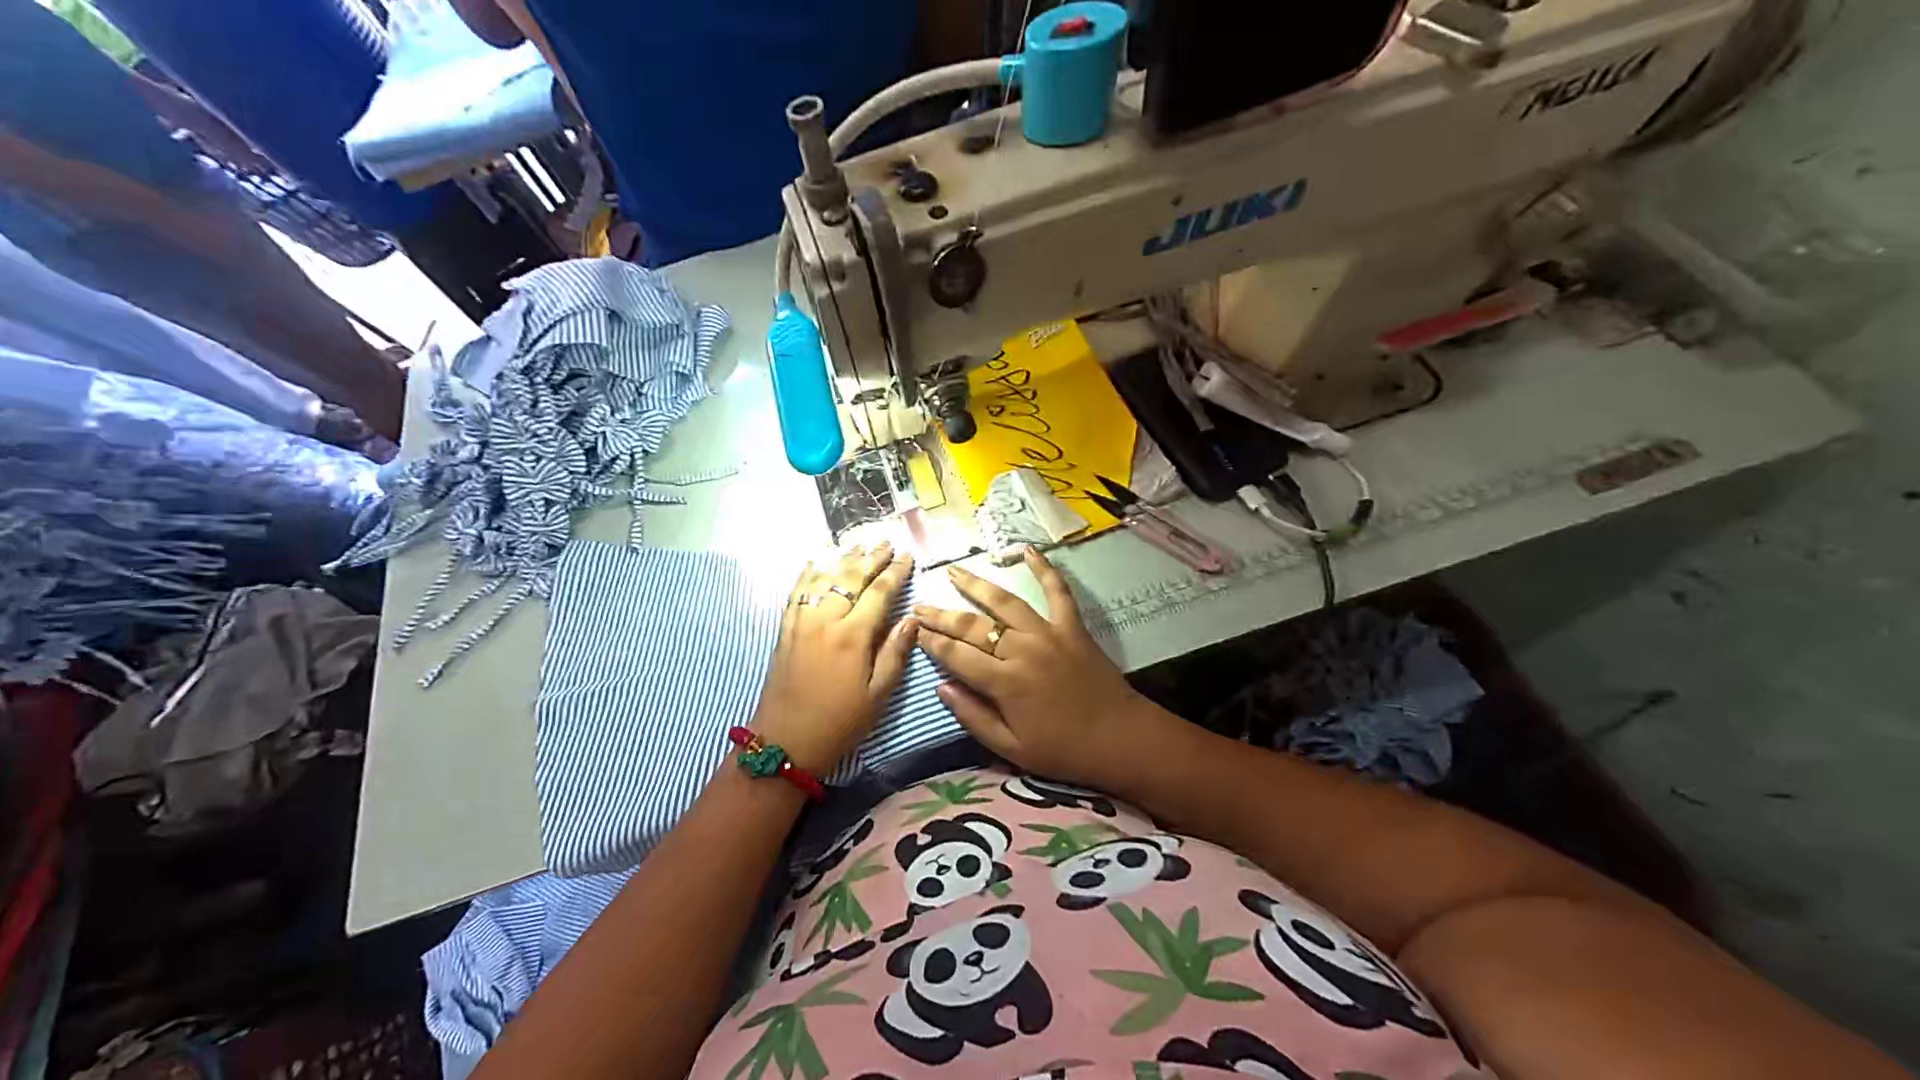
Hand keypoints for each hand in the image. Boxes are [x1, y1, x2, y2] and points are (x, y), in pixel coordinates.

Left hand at [751, 543, 916, 772]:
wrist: (785, 741)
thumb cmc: (840, 722)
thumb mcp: (878, 695)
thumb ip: (895, 653)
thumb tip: (913, 619)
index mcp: (853, 636)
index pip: (879, 593)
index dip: (896, 572)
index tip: (909, 556)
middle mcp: (826, 620)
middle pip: (851, 578)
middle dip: (871, 558)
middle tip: (886, 542)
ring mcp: (801, 622)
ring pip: (823, 579)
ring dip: (842, 560)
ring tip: (858, 545)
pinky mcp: (785, 631)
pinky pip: (796, 593)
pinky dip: (807, 575)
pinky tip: (814, 563)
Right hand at [914, 547, 1171, 788]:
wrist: (1120, 738)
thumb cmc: (1062, 750)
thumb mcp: (1011, 748)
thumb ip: (973, 716)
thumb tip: (941, 686)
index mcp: (1005, 683)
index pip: (957, 655)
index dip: (932, 642)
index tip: (914, 629)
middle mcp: (1022, 650)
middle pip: (974, 626)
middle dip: (943, 615)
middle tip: (920, 604)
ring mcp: (1049, 633)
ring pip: (1005, 602)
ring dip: (977, 585)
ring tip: (954, 570)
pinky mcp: (1072, 626)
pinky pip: (1057, 592)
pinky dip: (1044, 569)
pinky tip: (1028, 550)